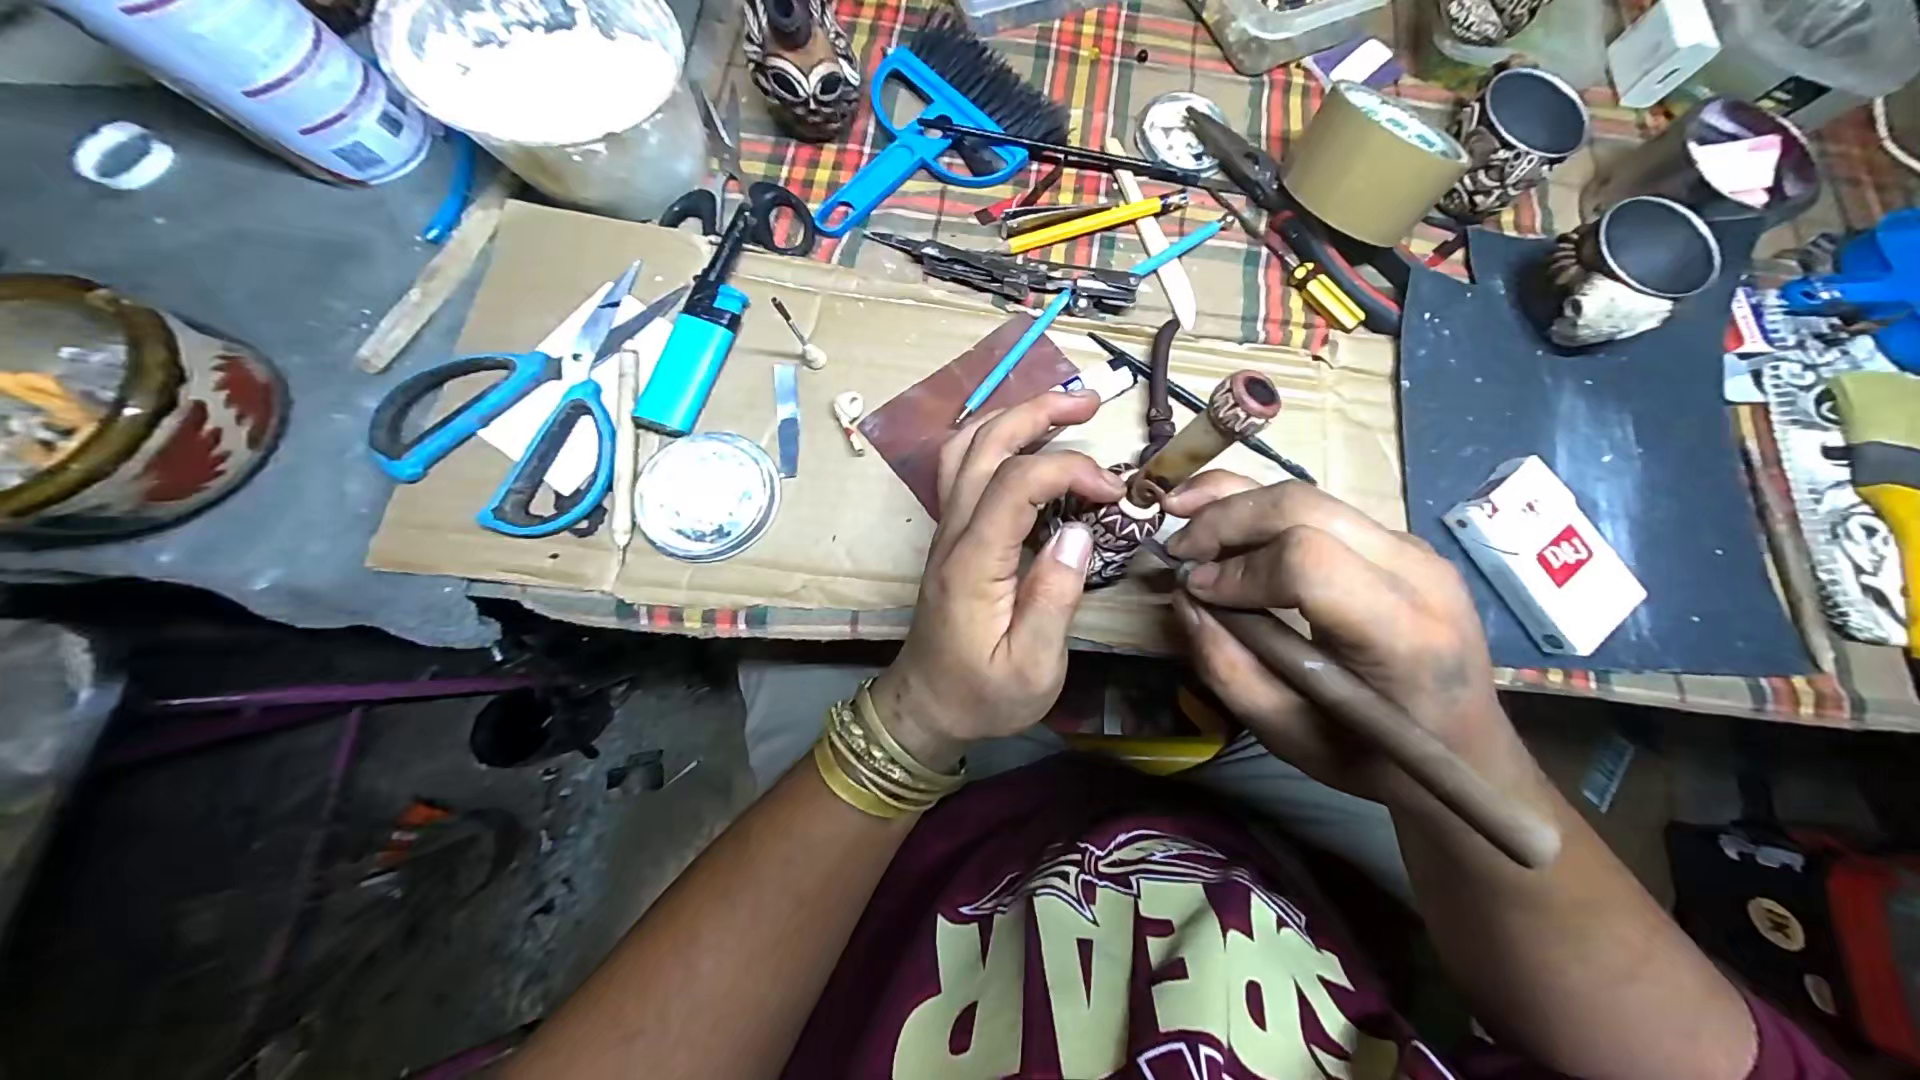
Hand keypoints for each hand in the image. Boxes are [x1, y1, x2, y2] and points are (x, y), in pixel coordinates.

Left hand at [870, 391, 1125, 771]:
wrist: (925, 705)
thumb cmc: (981, 695)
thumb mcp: (1031, 669)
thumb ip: (1054, 599)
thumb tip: (1080, 533)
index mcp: (973, 563)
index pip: (1015, 482)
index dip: (1068, 469)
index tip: (1113, 490)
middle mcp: (953, 533)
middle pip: (982, 445)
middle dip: (1036, 412)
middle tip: (1090, 402)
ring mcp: (946, 530)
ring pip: (965, 449)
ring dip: (1011, 418)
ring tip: (1061, 409)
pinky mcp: (951, 536)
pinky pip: (963, 469)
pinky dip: (996, 441)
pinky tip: (1027, 445)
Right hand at [1161, 473, 1534, 806]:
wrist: (1465, 752)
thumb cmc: (1374, 756)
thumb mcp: (1287, 735)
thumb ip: (1228, 668)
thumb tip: (1184, 598)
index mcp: (1402, 633)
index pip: (1308, 562)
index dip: (1237, 570)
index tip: (1193, 590)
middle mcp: (1416, 573)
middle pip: (1302, 507)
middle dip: (1225, 518)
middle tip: (1176, 548)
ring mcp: (1411, 549)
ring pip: (1306, 495)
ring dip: (1235, 499)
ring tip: (1181, 511)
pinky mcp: (1395, 541)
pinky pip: (1316, 508)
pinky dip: (1258, 509)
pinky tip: (1222, 518)